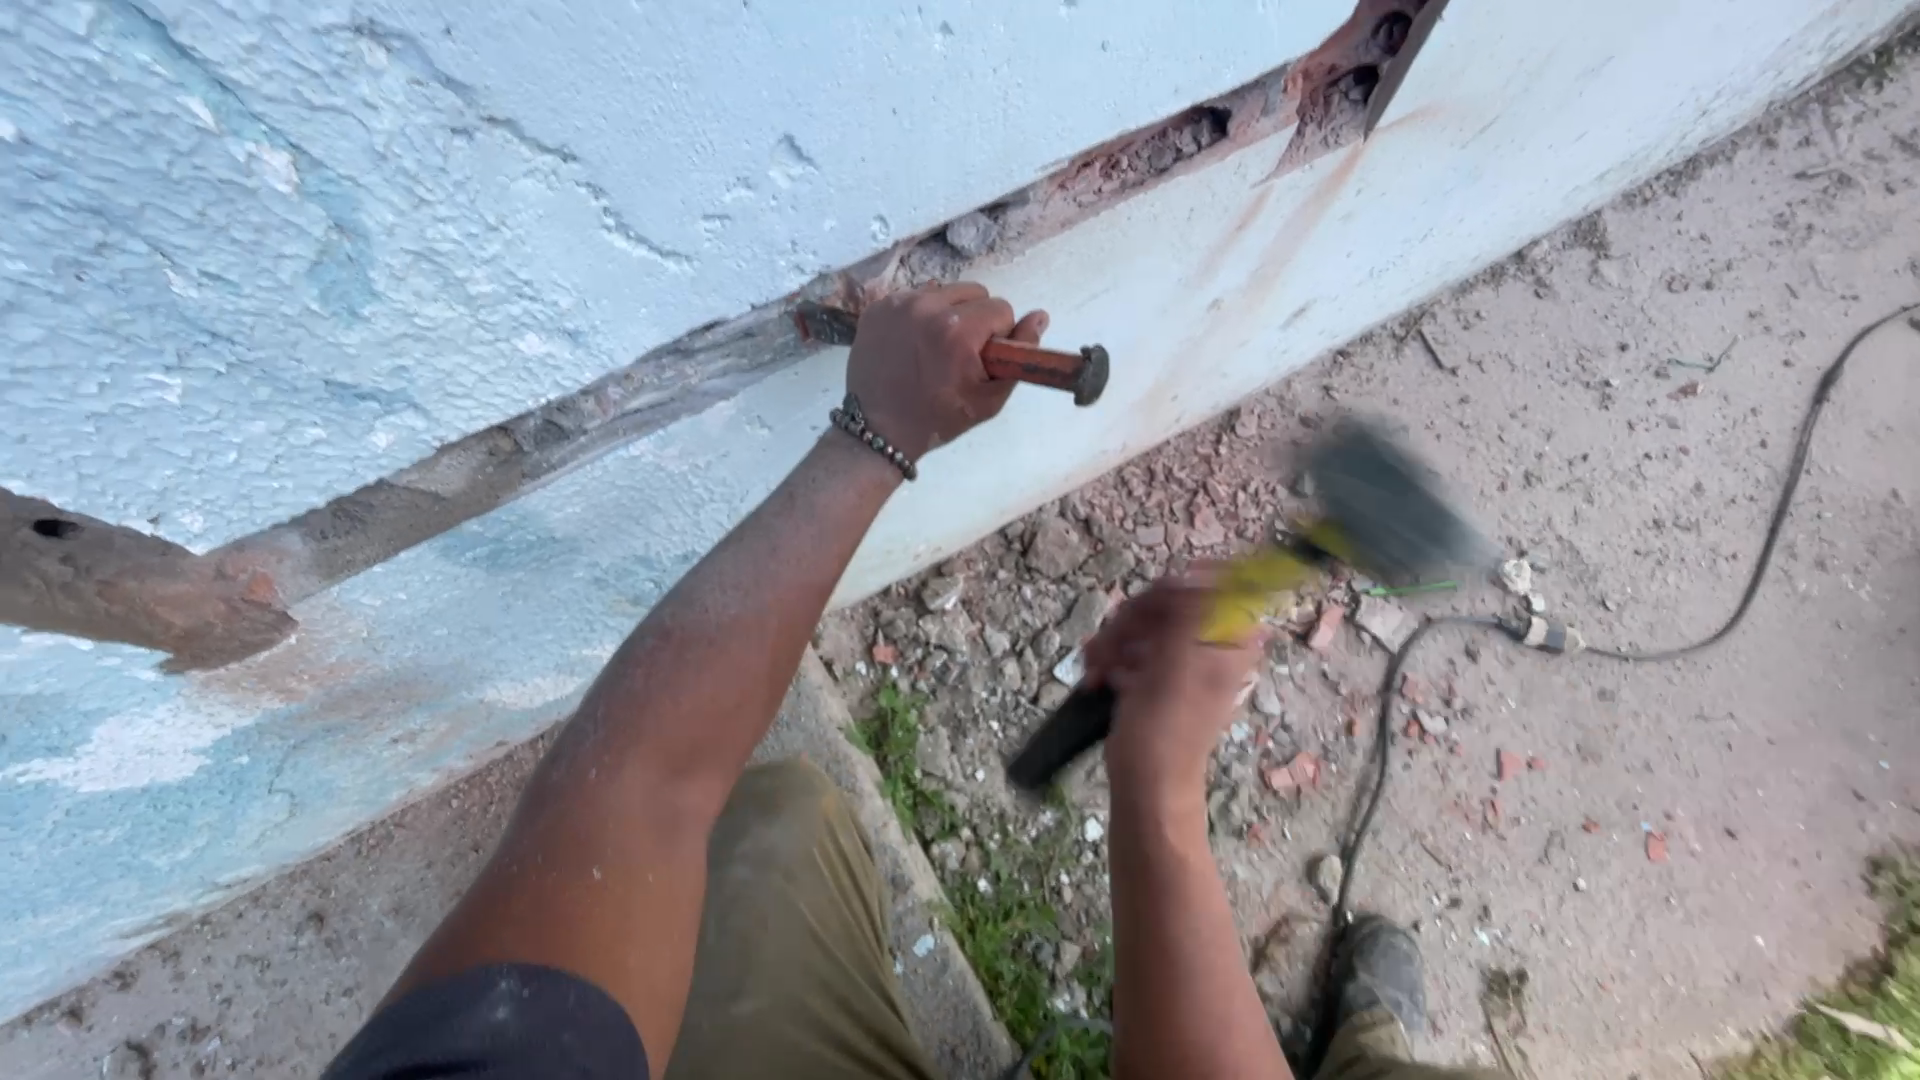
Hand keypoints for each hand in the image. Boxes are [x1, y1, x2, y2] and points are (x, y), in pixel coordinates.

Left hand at [846, 283, 1047, 459]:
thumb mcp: (989, 397)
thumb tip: (1040, 316)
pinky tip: (913, 342)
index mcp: (957, 330)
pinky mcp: (878, 307)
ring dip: (949, 312)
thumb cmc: (939, 418)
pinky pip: (915, 295)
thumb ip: (1020, 355)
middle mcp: (927, 307)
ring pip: (944, 290)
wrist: (879, 429)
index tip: (983, 358)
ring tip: (936, 345)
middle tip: (961, 351)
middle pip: (974, 292)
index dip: (998, 335)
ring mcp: (898, 304)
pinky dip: (921, 313)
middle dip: (976, 318)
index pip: (1000, 309)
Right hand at [1082, 571, 1266, 804]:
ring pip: (1144, 623)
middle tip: (1110, 642)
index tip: (1150, 598)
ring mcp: (1180, 660)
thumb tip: (1200, 573)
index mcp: (1229, 642)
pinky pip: (1131, 647)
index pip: (1217, 586)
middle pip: (1170, 601)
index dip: (1181, 585)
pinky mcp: (1154, 674)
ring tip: (1095, 668)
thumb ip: (1188, 618)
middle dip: (1133, 620)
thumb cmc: (1164, 732)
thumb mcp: (1175, 669)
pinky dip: (1111, 658)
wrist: (1145, 786)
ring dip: (1113, 641)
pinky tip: (1096, 678)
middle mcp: (1209, 645)